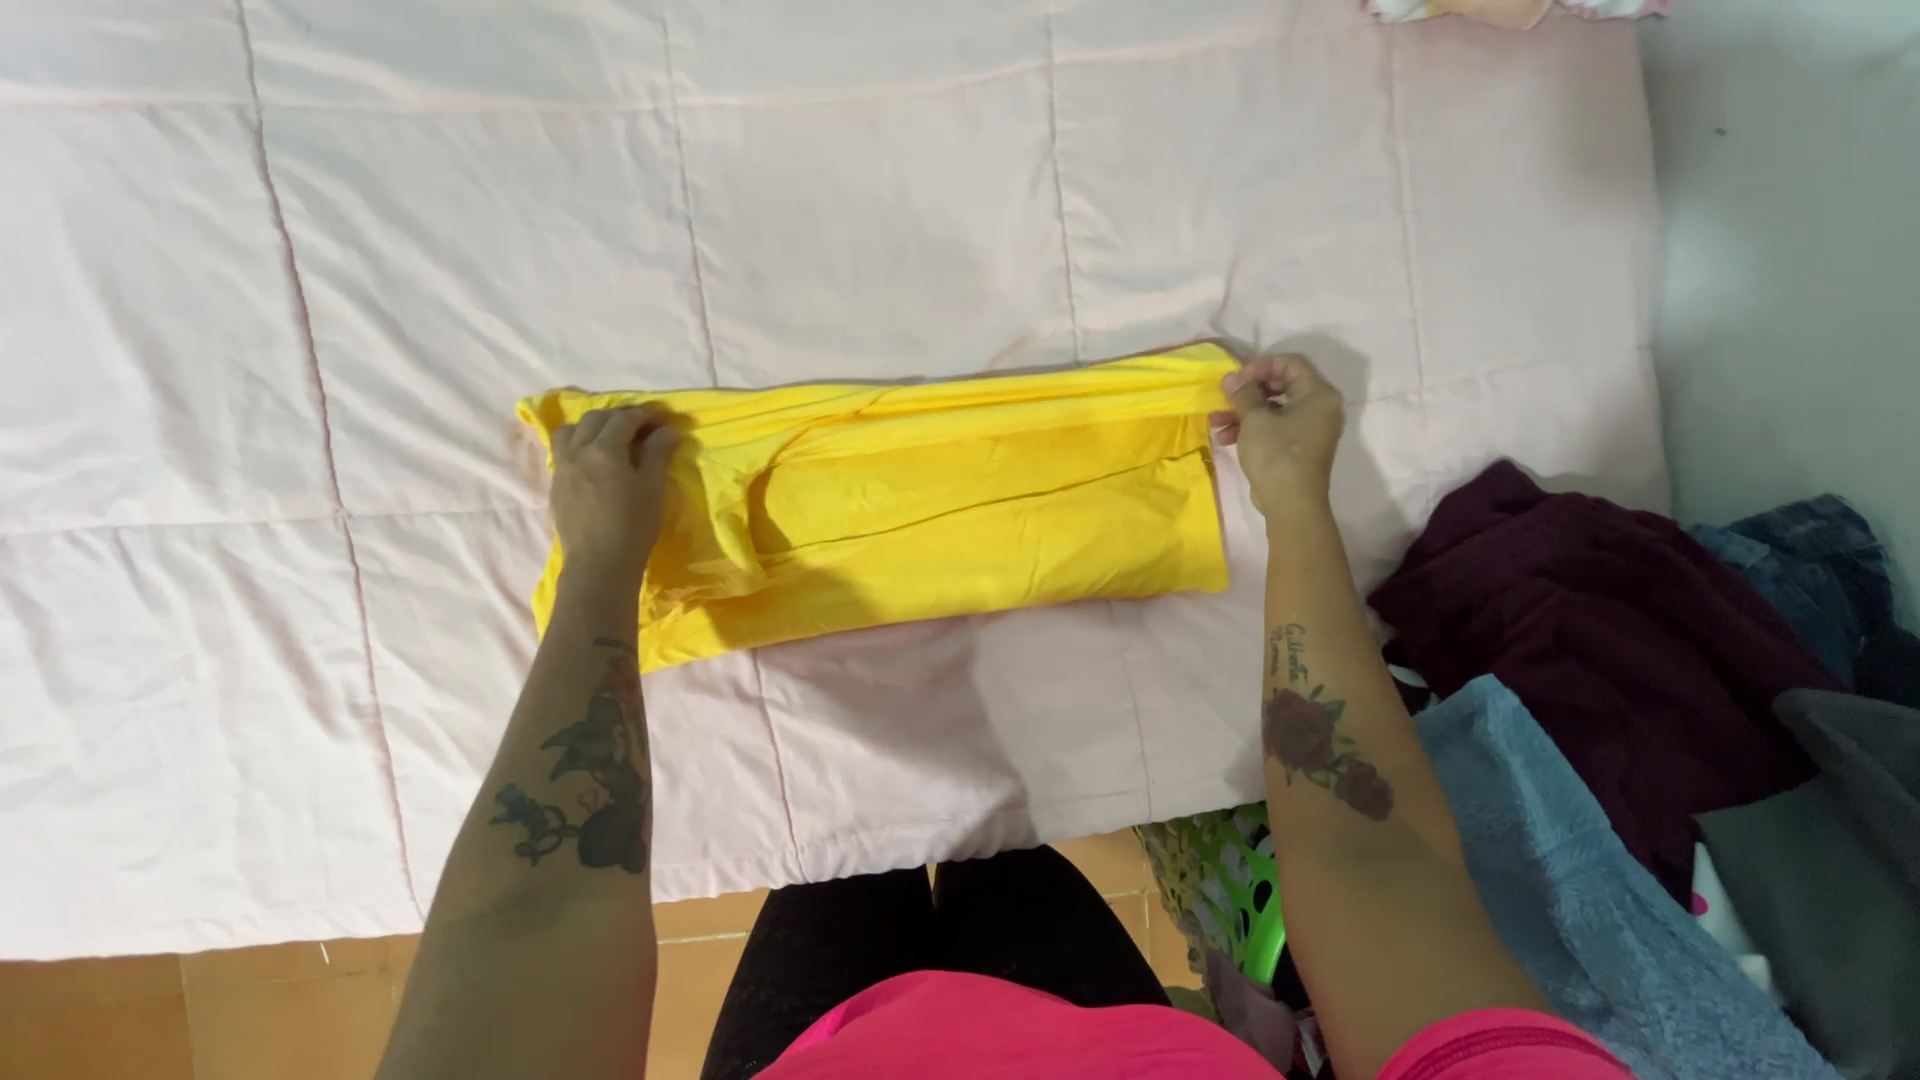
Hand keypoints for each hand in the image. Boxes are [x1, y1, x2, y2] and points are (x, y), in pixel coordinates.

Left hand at [549, 405, 679, 584]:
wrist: (599, 563)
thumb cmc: (634, 526)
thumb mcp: (653, 488)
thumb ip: (657, 454)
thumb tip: (666, 430)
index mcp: (604, 450)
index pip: (624, 419)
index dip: (644, 414)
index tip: (662, 418)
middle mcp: (577, 451)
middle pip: (595, 418)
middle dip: (619, 416)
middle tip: (641, 426)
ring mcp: (561, 468)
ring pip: (571, 430)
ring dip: (592, 426)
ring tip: (610, 437)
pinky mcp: (556, 485)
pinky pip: (563, 450)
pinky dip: (579, 443)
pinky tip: (594, 459)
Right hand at [1211, 353, 1344, 518]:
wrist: (1290, 503)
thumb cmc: (1277, 454)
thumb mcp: (1255, 419)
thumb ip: (1243, 394)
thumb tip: (1231, 378)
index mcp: (1319, 394)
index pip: (1291, 363)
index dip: (1261, 365)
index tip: (1237, 378)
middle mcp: (1319, 408)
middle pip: (1280, 385)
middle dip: (1247, 391)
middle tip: (1225, 396)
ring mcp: (1309, 429)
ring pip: (1273, 409)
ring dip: (1242, 412)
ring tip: (1215, 421)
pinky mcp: (1296, 447)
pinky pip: (1273, 427)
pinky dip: (1250, 429)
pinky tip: (1224, 438)